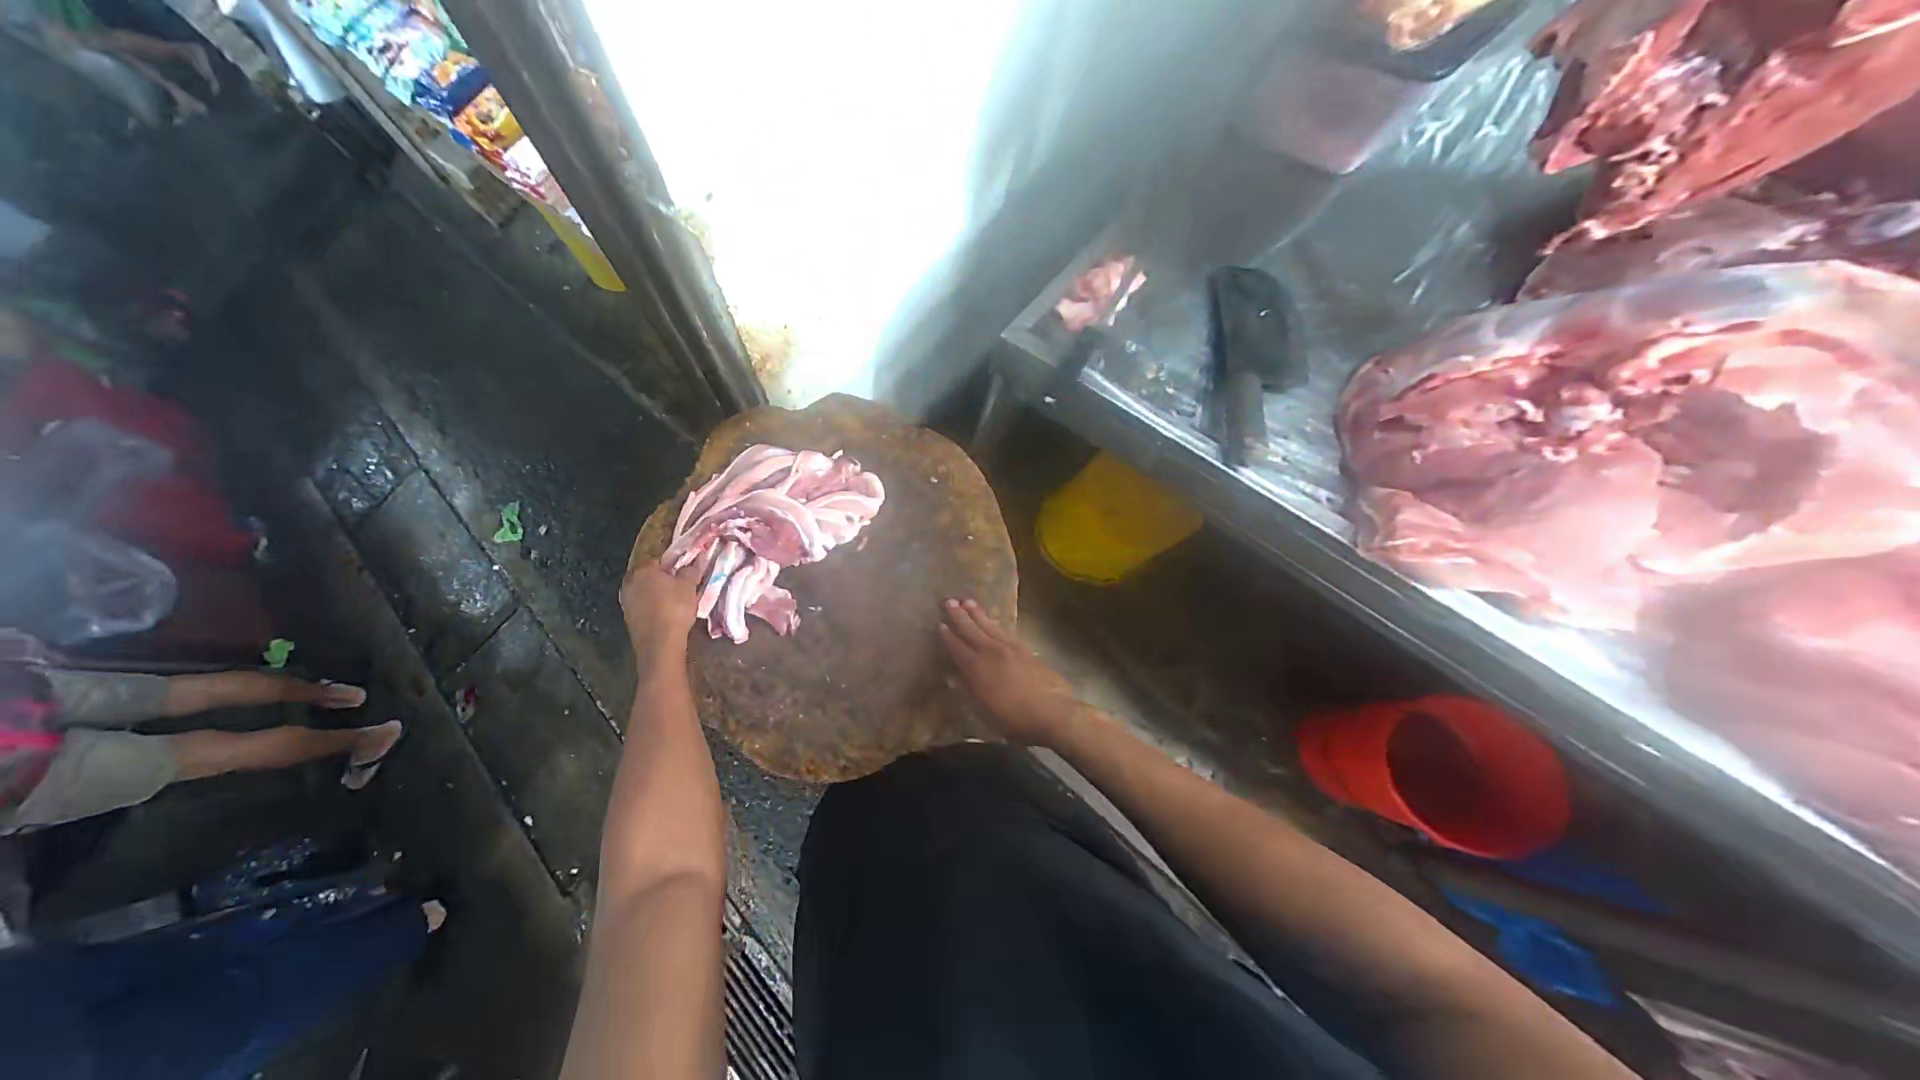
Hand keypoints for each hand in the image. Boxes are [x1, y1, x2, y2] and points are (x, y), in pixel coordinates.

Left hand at [621, 551, 709, 670]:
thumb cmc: (675, 608)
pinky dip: (652, 606)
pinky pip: (642, 605)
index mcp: (644, 570)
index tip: (685, 573)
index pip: (660, 560)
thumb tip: (697, 557)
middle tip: (680, 586)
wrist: (659, 643)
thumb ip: (691, 569)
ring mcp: (626, 600)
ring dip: (656, 593)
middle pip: (650, 575)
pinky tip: (664, 613)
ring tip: (673, 601)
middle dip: (663, 579)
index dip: (674, 565)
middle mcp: (630, 582)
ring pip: (645, 590)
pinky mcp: (627, 617)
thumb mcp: (689, 586)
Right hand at [939, 598, 1084, 745]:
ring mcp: (1009, 648)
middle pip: (971, 630)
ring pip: (989, 626)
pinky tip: (993, 620)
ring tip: (969, 601)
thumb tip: (953, 678)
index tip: (941, 624)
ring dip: (978, 614)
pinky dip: (996, 623)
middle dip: (959, 616)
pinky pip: (1005, 631)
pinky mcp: (1025, 649)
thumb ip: (969, 690)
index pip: (958, 648)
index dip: (948, 637)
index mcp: (977, 669)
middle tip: (950, 601)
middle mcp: (991, 653)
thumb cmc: (1014, 719)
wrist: (1051, 711)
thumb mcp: (985, 711)